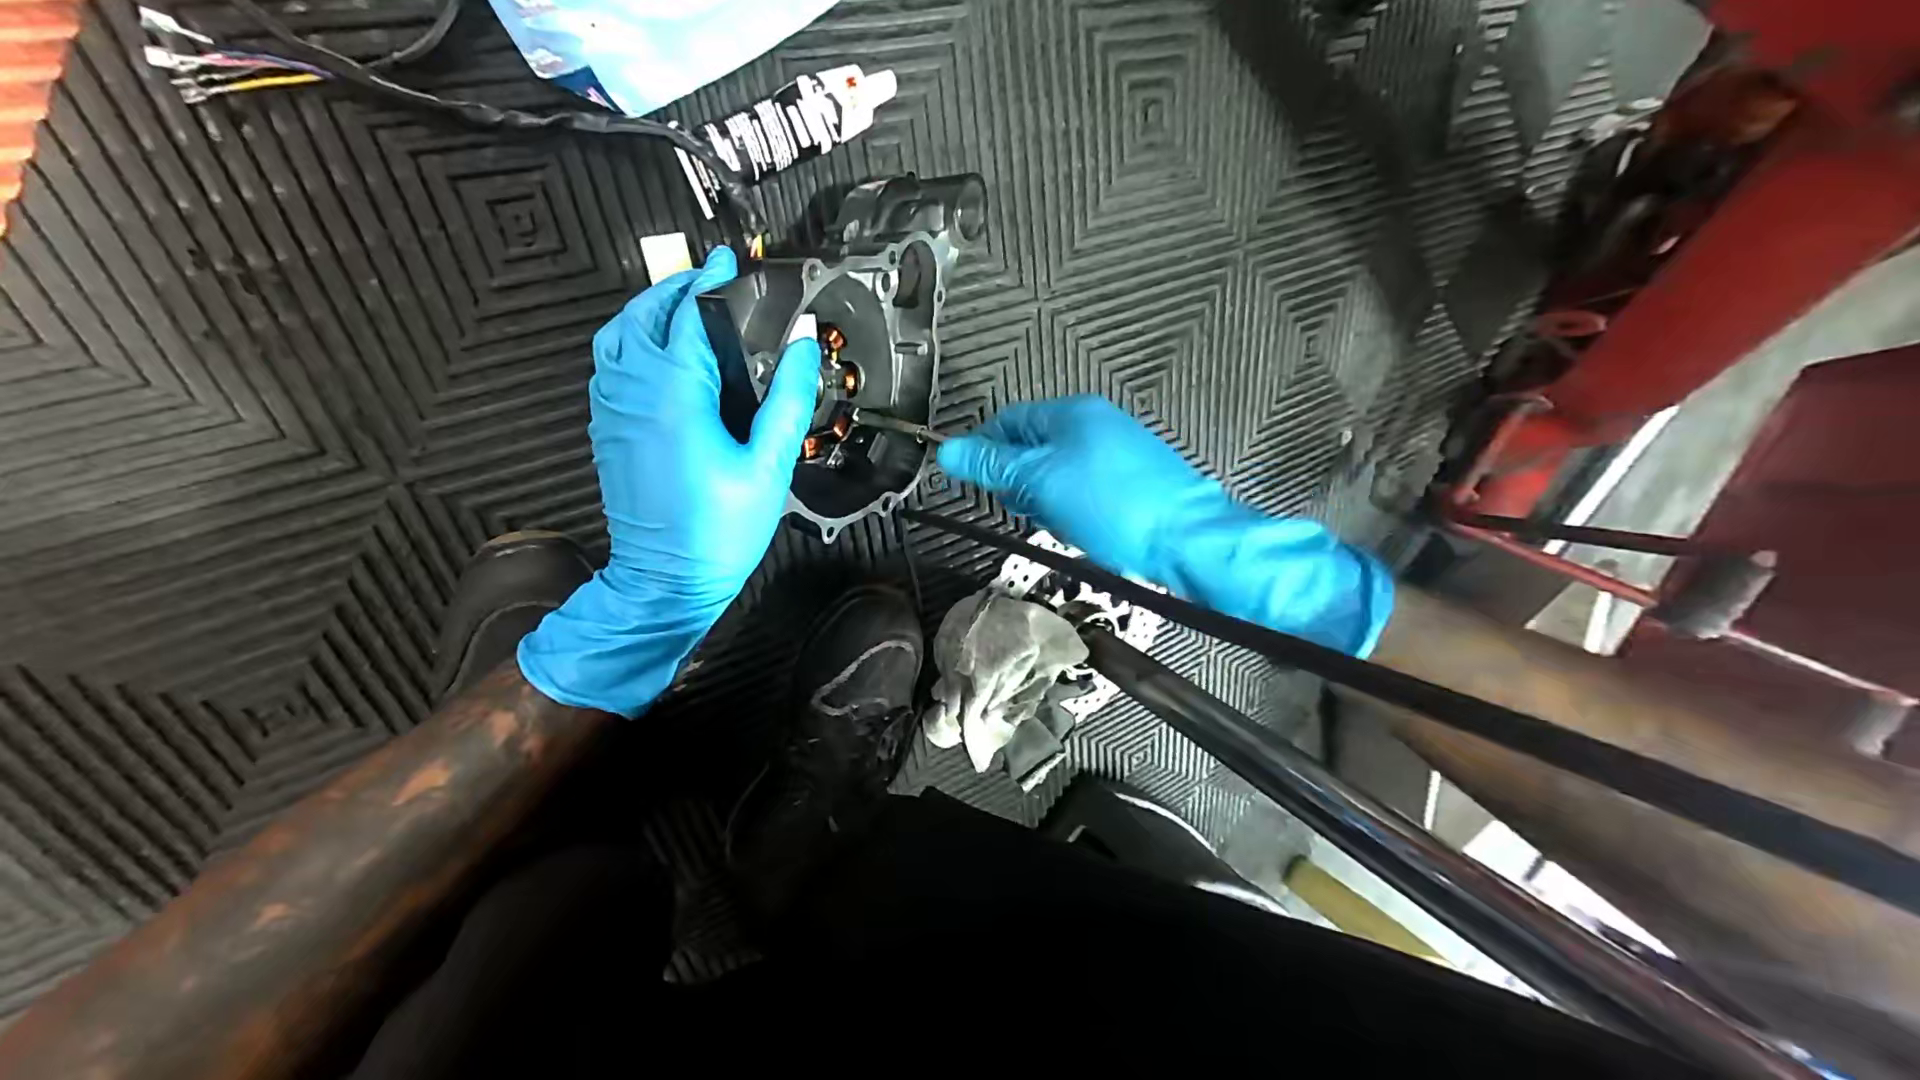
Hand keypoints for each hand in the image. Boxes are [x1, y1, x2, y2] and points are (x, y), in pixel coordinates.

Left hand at [519, 247, 819, 715]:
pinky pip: (610, 365)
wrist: (665, 580)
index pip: (689, 314)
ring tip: (683, 305)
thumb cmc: (718, 530)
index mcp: (675, 395)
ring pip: (617, 335)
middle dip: (674, 286)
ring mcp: (613, 411)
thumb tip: (802, 348)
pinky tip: (660, 351)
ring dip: (647, 309)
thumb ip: (787, 399)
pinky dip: (631, 341)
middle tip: (707, 277)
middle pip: (643, 314)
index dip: (711, 282)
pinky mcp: (608, 430)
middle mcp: (634, 393)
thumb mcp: (769, 465)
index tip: (728, 261)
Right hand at [936, 395, 1217, 584]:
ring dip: (1046, 500)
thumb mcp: (1040, 481)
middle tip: (1025, 506)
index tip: (972, 480)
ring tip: (1061, 521)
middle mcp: (1096, 424)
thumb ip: (992, 466)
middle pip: (1032, 447)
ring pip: (1056, 474)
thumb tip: (948, 452)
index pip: (1007, 421)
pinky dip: (1072, 510)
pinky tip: (1084, 530)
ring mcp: (1116, 453)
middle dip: (1019, 482)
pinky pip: (1082, 491)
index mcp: (1071, 412)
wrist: (1186, 540)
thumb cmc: (1114, 505)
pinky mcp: (1130, 482)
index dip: (983, 450)